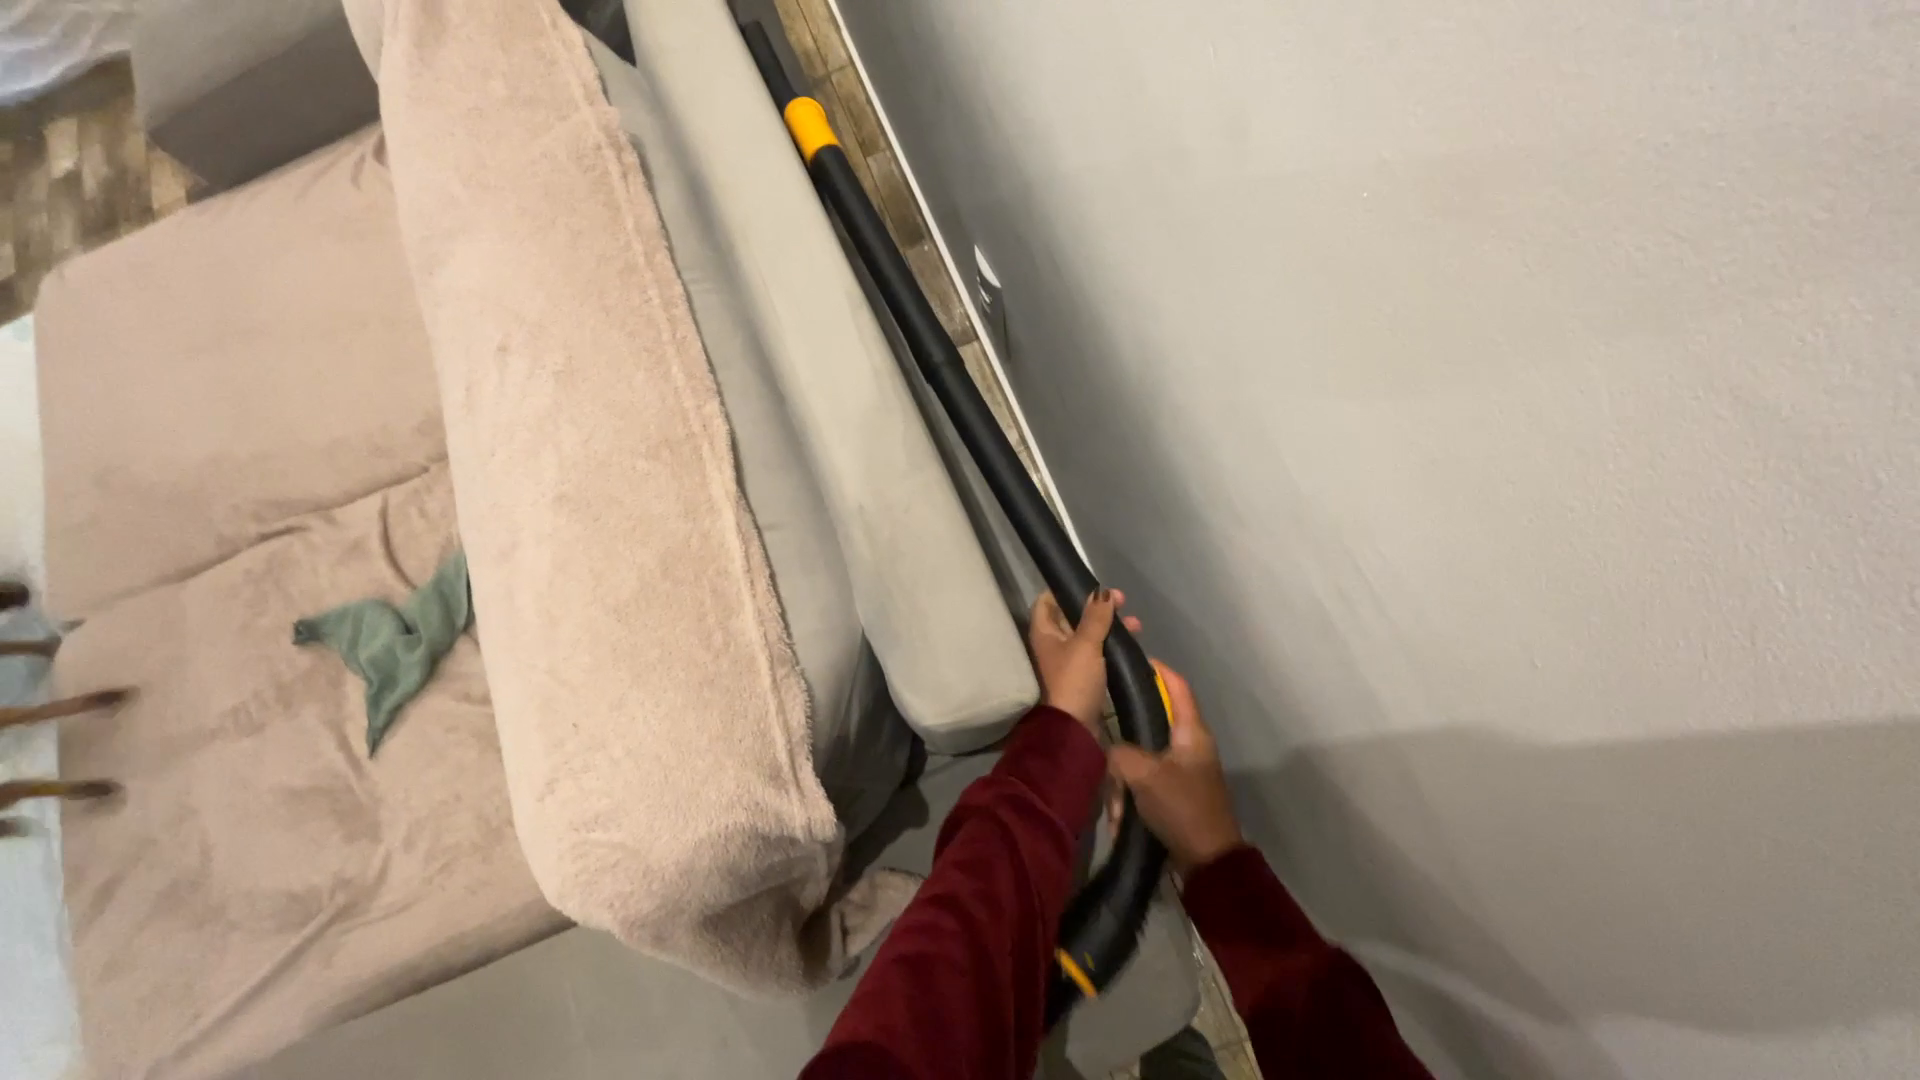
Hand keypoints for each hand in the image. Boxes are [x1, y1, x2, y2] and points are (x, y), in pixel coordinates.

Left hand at [1027, 588, 1140, 735]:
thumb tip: (1102, 591)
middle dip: (1097, 607)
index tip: (1090, 584)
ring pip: (1089, 634)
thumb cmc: (1075, 680)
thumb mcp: (1086, 644)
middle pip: (1072, 615)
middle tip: (1122, 601)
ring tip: (1135, 625)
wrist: (1076, 727)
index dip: (1065, 589)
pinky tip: (1132, 643)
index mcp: (1044, 632)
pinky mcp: (1084, 675)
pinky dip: (1112, 645)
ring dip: (1109, 626)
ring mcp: (1068, 660)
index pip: (1046, 600)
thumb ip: (1095, 616)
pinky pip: (1098, 652)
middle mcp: (1053, 643)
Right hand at [1107, 661, 1243, 874]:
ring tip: (1112, 803)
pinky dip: (1129, 797)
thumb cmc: (1182, 807)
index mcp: (1192, 733)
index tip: (1135, 658)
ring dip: (1123, 781)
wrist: (1208, 862)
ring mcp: (1182, 772)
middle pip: (1150, 725)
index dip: (1159, 670)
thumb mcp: (1144, 774)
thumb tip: (1107, 751)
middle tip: (1101, 741)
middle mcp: (1190, 747)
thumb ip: (1120, 753)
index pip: (1178, 687)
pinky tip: (1118, 818)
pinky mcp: (1174, 795)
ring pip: (1141, 760)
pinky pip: (1143, 785)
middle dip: (1124, 742)